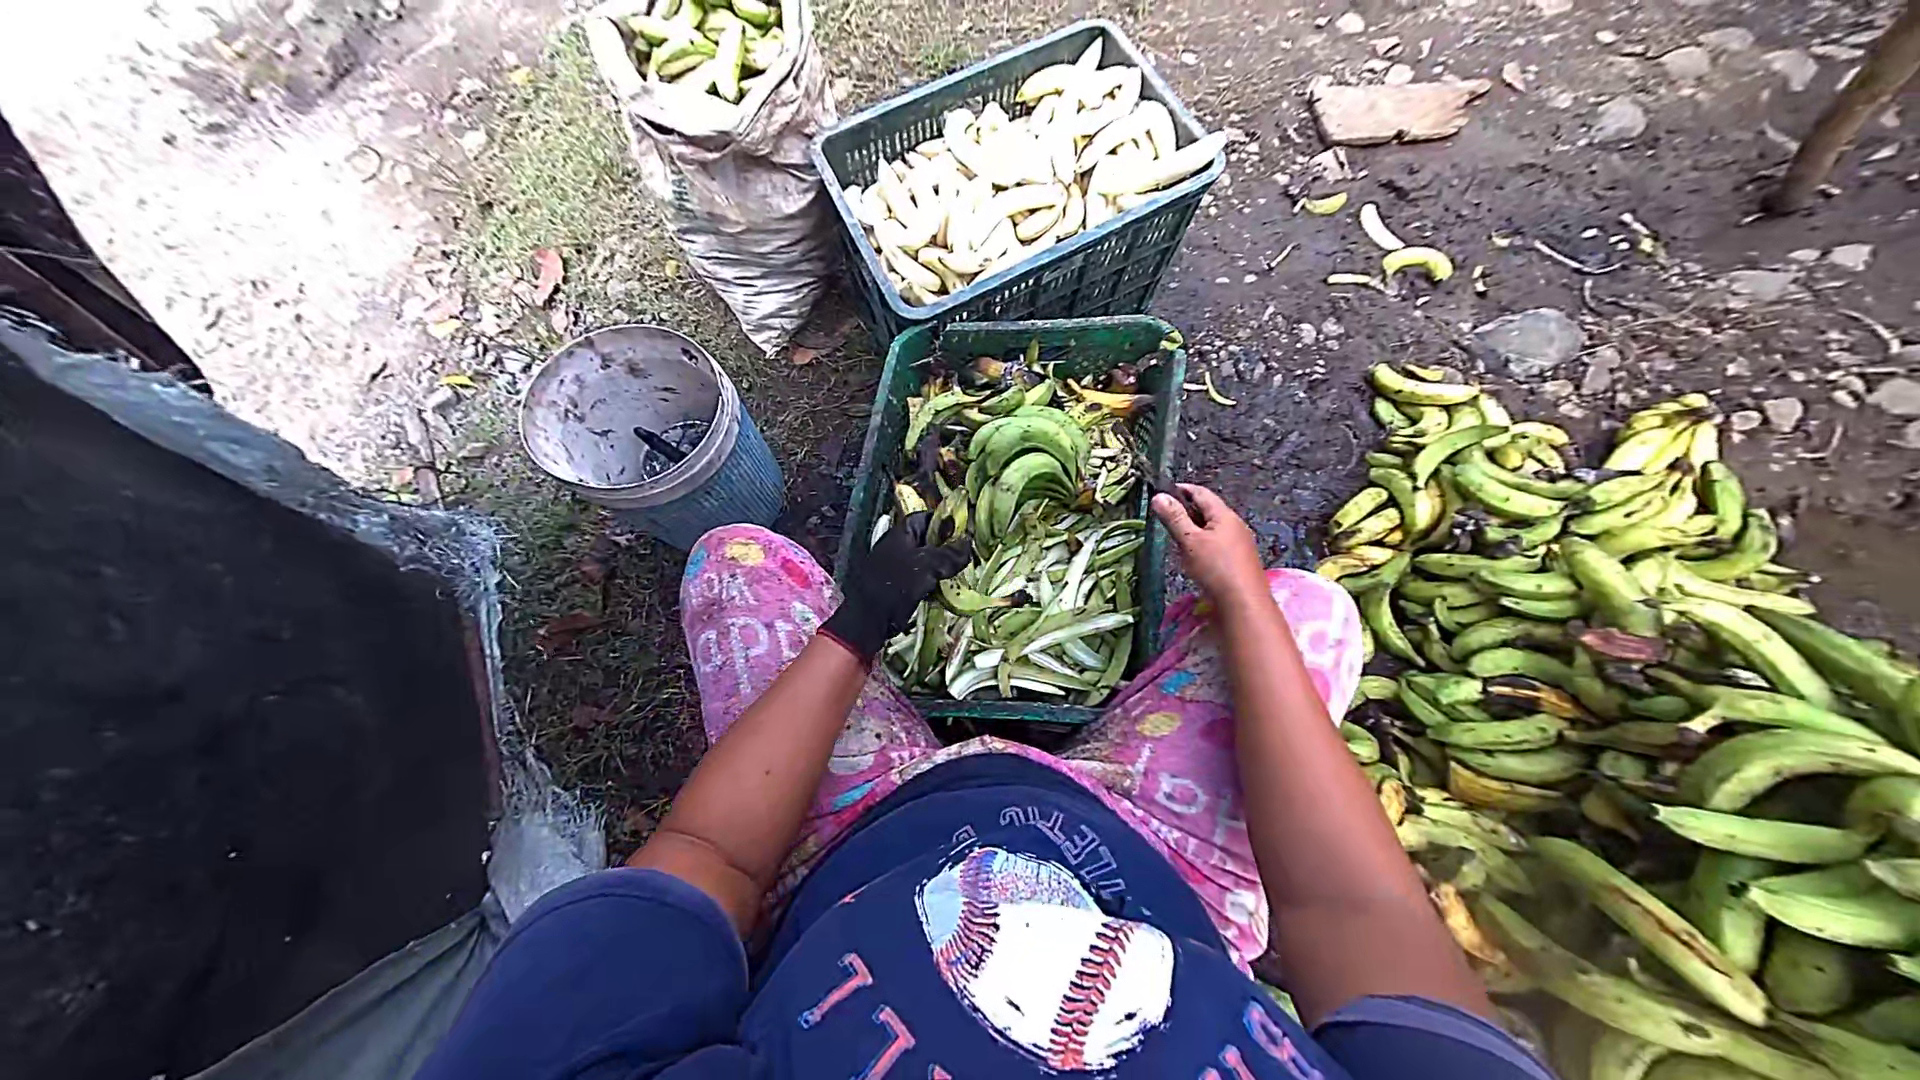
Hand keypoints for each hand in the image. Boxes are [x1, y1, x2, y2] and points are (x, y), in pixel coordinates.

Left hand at [820, 511, 971, 662]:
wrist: (870, 618)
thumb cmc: (897, 584)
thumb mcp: (928, 565)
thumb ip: (950, 554)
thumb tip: (968, 543)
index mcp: (902, 533)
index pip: (926, 518)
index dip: (944, 522)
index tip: (962, 531)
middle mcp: (899, 546)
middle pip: (928, 541)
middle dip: (946, 548)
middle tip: (965, 555)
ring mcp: (898, 567)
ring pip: (926, 562)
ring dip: (942, 568)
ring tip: (959, 573)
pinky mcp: (899, 586)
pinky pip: (922, 579)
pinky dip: (934, 583)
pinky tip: (946, 590)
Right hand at [1152, 484, 1268, 617]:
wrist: (1243, 603)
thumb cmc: (1215, 568)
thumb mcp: (1190, 540)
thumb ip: (1174, 518)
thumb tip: (1159, 496)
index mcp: (1224, 515)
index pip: (1201, 493)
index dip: (1182, 489)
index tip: (1164, 490)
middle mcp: (1235, 525)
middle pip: (1208, 510)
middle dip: (1187, 509)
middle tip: (1165, 514)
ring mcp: (1239, 543)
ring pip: (1212, 528)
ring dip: (1194, 528)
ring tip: (1175, 536)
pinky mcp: (1238, 560)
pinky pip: (1217, 543)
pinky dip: (1202, 542)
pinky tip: (1193, 555)